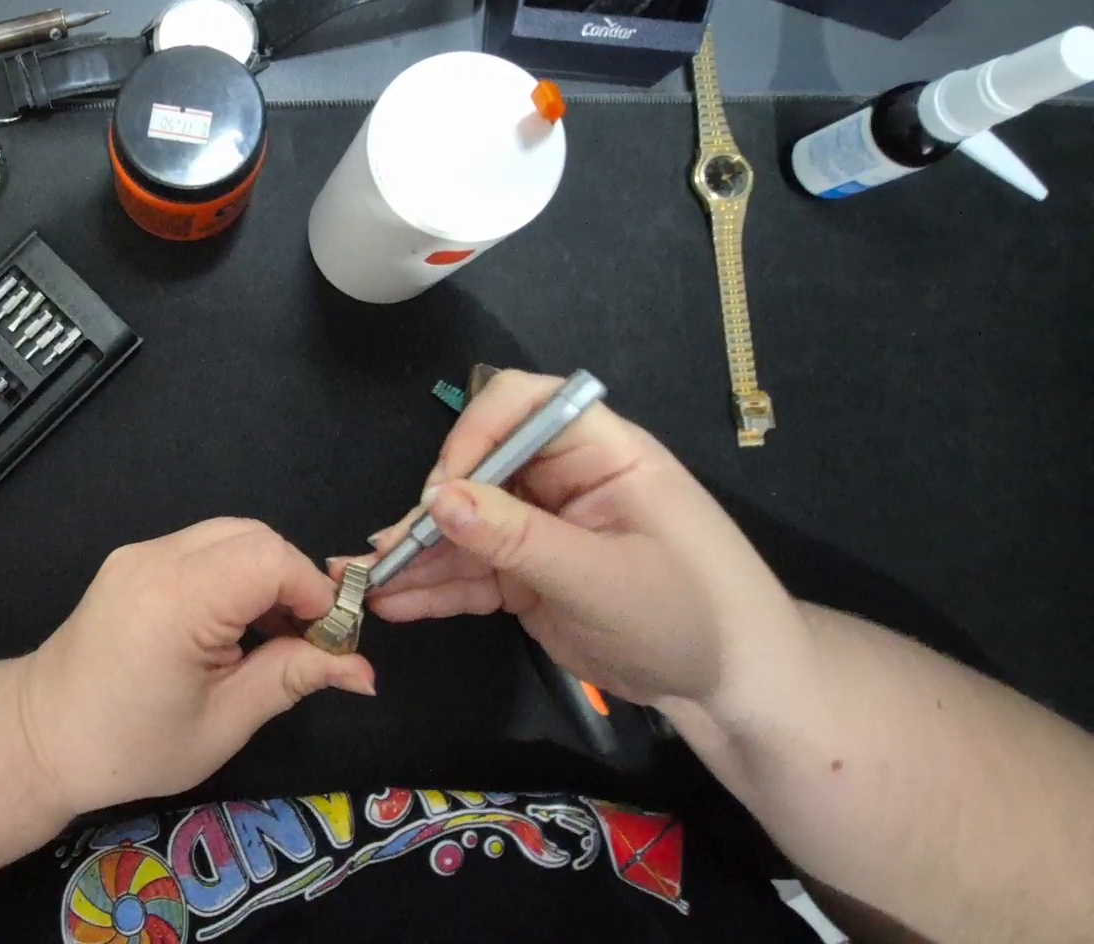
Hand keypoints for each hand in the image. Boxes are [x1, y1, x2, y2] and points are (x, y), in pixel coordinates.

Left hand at [21, 518, 376, 815]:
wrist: (42, 734)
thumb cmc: (132, 746)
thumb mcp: (223, 724)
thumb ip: (291, 679)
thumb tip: (362, 668)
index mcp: (176, 601)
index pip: (269, 557)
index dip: (312, 590)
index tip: (327, 639)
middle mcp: (155, 559)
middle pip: (253, 535)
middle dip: (293, 580)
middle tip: (304, 640)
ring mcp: (139, 553)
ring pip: (230, 535)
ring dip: (265, 575)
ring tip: (271, 636)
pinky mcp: (133, 559)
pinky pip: (201, 546)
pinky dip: (233, 574)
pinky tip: (234, 623)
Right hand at [359, 370, 804, 709]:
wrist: (732, 691)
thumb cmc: (694, 618)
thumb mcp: (602, 579)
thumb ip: (516, 538)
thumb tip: (436, 498)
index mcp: (597, 454)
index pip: (521, 406)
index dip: (475, 433)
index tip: (447, 489)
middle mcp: (557, 481)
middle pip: (474, 470)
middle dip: (430, 511)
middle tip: (392, 552)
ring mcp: (535, 528)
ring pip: (461, 526)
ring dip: (416, 554)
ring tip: (365, 583)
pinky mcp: (521, 572)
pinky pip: (467, 570)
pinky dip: (432, 587)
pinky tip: (394, 604)